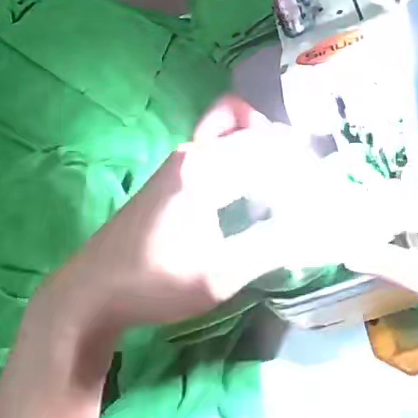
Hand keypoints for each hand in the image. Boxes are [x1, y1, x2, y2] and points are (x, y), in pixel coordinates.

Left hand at [35, 96, 328, 336]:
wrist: (91, 292)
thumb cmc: (154, 284)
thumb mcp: (220, 275)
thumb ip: (272, 246)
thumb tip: (318, 228)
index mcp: (205, 170)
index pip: (271, 150)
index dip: (304, 170)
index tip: (325, 200)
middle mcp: (194, 153)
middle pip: (256, 129)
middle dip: (290, 152)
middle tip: (312, 190)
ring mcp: (181, 158)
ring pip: (235, 125)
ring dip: (266, 144)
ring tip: (289, 182)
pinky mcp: (175, 171)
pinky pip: (220, 140)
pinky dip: (246, 148)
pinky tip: (256, 185)